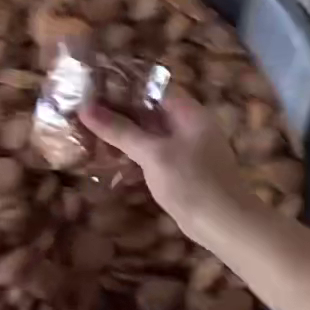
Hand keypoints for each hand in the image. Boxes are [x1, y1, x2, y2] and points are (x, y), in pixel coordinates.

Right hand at [82, 89, 259, 243]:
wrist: (224, 224)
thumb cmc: (191, 183)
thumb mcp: (153, 154)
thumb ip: (120, 130)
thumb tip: (85, 108)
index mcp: (188, 112)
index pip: (152, 87)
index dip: (122, 85)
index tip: (92, 88)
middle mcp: (189, 125)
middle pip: (149, 110)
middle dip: (119, 112)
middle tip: (84, 112)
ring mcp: (186, 149)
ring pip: (149, 134)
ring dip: (124, 135)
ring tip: (90, 134)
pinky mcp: (182, 170)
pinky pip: (154, 154)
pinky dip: (134, 155)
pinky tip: (111, 162)